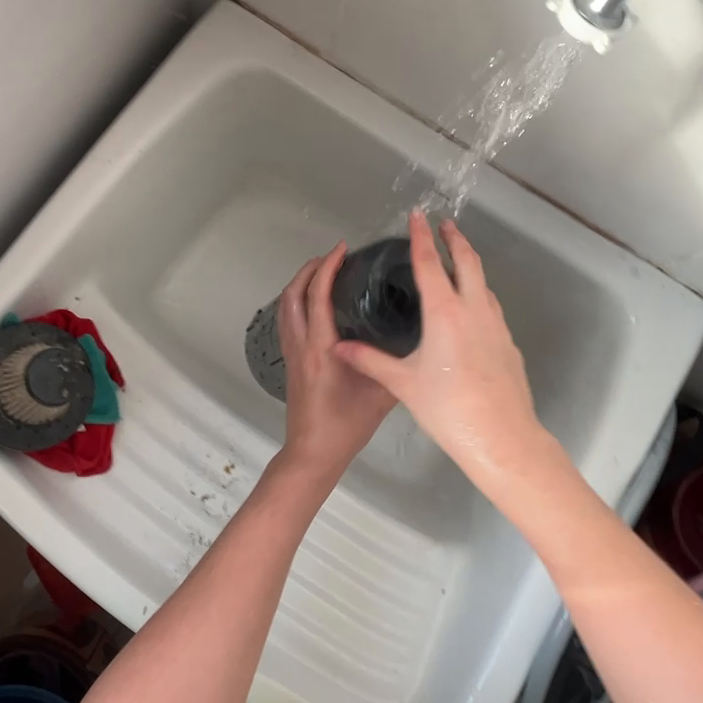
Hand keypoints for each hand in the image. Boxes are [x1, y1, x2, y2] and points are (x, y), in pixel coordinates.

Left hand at [276, 242, 396, 473]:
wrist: (314, 452)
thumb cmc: (346, 425)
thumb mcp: (381, 394)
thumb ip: (394, 365)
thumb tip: (417, 342)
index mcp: (321, 347)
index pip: (316, 296)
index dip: (327, 268)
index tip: (342, 250)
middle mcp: (300, 345)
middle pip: (292, 294)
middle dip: (308, 269)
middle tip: (333, 255)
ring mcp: (291, 353)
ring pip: (285, 307)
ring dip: (299, 283)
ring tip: (323, 272)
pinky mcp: (290, 361)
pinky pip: (287, 320)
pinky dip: (297, 301)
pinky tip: (315, 303)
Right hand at [333, 211, 543, 472]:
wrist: (503, 438)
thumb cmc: (448, 409)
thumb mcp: (403, 384)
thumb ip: (370, 360)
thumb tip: (338, 348)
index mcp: (445, 312)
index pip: (429, 263)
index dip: (421, 236)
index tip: (418, 215)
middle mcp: (474, 310)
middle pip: (467, 261)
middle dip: (455, 239)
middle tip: (444, 224)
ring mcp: (496, 325)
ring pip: (484, 283)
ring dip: (469, 264)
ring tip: (455, 261)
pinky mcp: (508, 343)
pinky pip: (491, 306)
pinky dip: (478, 293)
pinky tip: (469, 309)